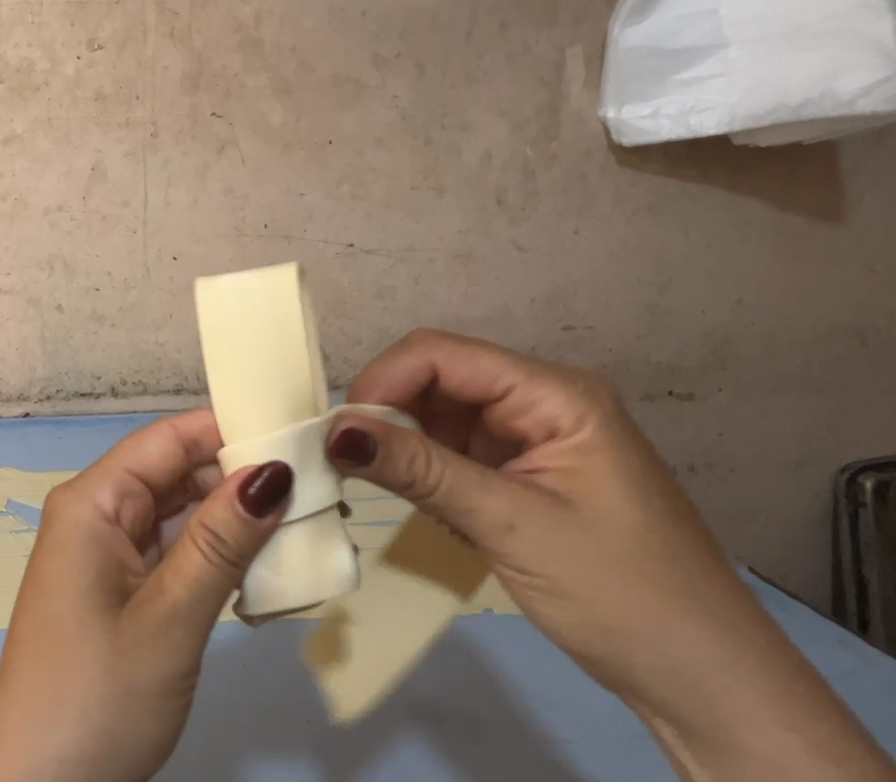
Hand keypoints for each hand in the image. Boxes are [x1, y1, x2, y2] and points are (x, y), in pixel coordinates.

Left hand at [0, 409, 293, 781]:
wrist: (39, 781)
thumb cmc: (98, 692)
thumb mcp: (170, 615)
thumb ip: (221, 541)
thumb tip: (273, 468)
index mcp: (92, 502)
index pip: (166, 439)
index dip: (227, 428)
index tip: (300, 428)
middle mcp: (96, 515)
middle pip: (175, 473)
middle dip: (241, 475)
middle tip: (325, 485)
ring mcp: (107, 555)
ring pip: (180, 514)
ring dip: (236, 518)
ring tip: (313, 520)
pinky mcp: (121, 592)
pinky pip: (174, 553)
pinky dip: (218, 555)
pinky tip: (270, 566)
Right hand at [328, 329, 894, 780]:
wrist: (700, 680)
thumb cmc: (620, 593)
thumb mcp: (509, 524)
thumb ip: (419, 470)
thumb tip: (334, 431)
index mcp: (556, 395)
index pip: (441, 355)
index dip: (382, 381)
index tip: (341, 434)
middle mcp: (540, 402)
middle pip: (434, 379)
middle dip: (385, 413)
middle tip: (346, 462)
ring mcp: (530, 438)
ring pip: (435, 415)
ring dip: (400, 444)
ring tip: (379, 484)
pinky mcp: (519, 473)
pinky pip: (449, 450)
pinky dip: (421, 470)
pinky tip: (418, 501)